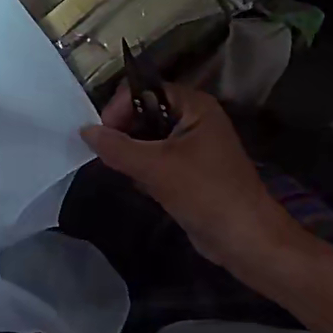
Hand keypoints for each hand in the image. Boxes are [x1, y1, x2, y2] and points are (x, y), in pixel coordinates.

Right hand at [80, 83, 304, 274]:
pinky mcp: (189, 170)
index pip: (143, 91)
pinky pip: (155, 160)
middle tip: (110, 156)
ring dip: (132, 155)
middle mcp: (194, 119)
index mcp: (194, 106)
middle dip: (124, 134)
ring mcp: (193, 146)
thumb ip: (116, 147)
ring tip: (126, 172)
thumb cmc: (207, 194)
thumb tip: (85, 131)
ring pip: (147, 139)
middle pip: (143, 113)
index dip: (120, 108)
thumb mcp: (156, 167)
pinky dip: (143, 170)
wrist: (248, 242)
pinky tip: (142, 187)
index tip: (104, 135)